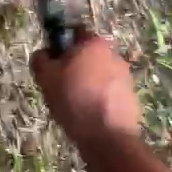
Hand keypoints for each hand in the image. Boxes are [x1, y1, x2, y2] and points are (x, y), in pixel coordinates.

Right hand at [30, 28, 140, 149]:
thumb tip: (45, 54)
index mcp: (93, 43)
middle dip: (74, 67)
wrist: (108, 139)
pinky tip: (88, 116)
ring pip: (98, 75)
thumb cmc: (74, 100)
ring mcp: (125, 77)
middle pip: (87, 55)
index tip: (53, 65)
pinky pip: (108, 92)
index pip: (74, 33)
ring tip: (74, 105)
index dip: (61, 47)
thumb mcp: (45, 77)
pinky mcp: (130, 98)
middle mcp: (113, 54)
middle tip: (60, 87)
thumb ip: (40, 59)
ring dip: (87, 84)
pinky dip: (98, 99)